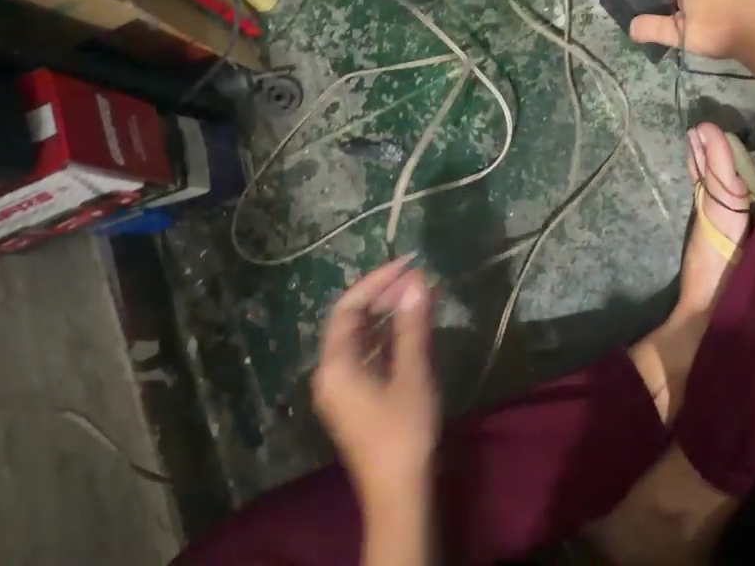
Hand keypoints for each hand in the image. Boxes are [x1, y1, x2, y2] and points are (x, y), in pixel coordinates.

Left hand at [311, 256, 438, 497]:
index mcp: (335, 365)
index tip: (409, 262)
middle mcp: (331, 372)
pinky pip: (370, 354)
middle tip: (420, 276)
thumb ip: (412, 326)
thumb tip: (417, 281)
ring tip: (423, 294)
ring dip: (390, 313)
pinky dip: (391, 335)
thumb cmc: (403, 431)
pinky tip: (416, 325)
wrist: (399, 492)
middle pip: (353, 320)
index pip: (348, 307)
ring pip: (363, 337)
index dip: (377, 280)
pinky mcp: (359, 398)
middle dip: (385, 295)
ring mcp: (344, 387)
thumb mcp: (412, 374)